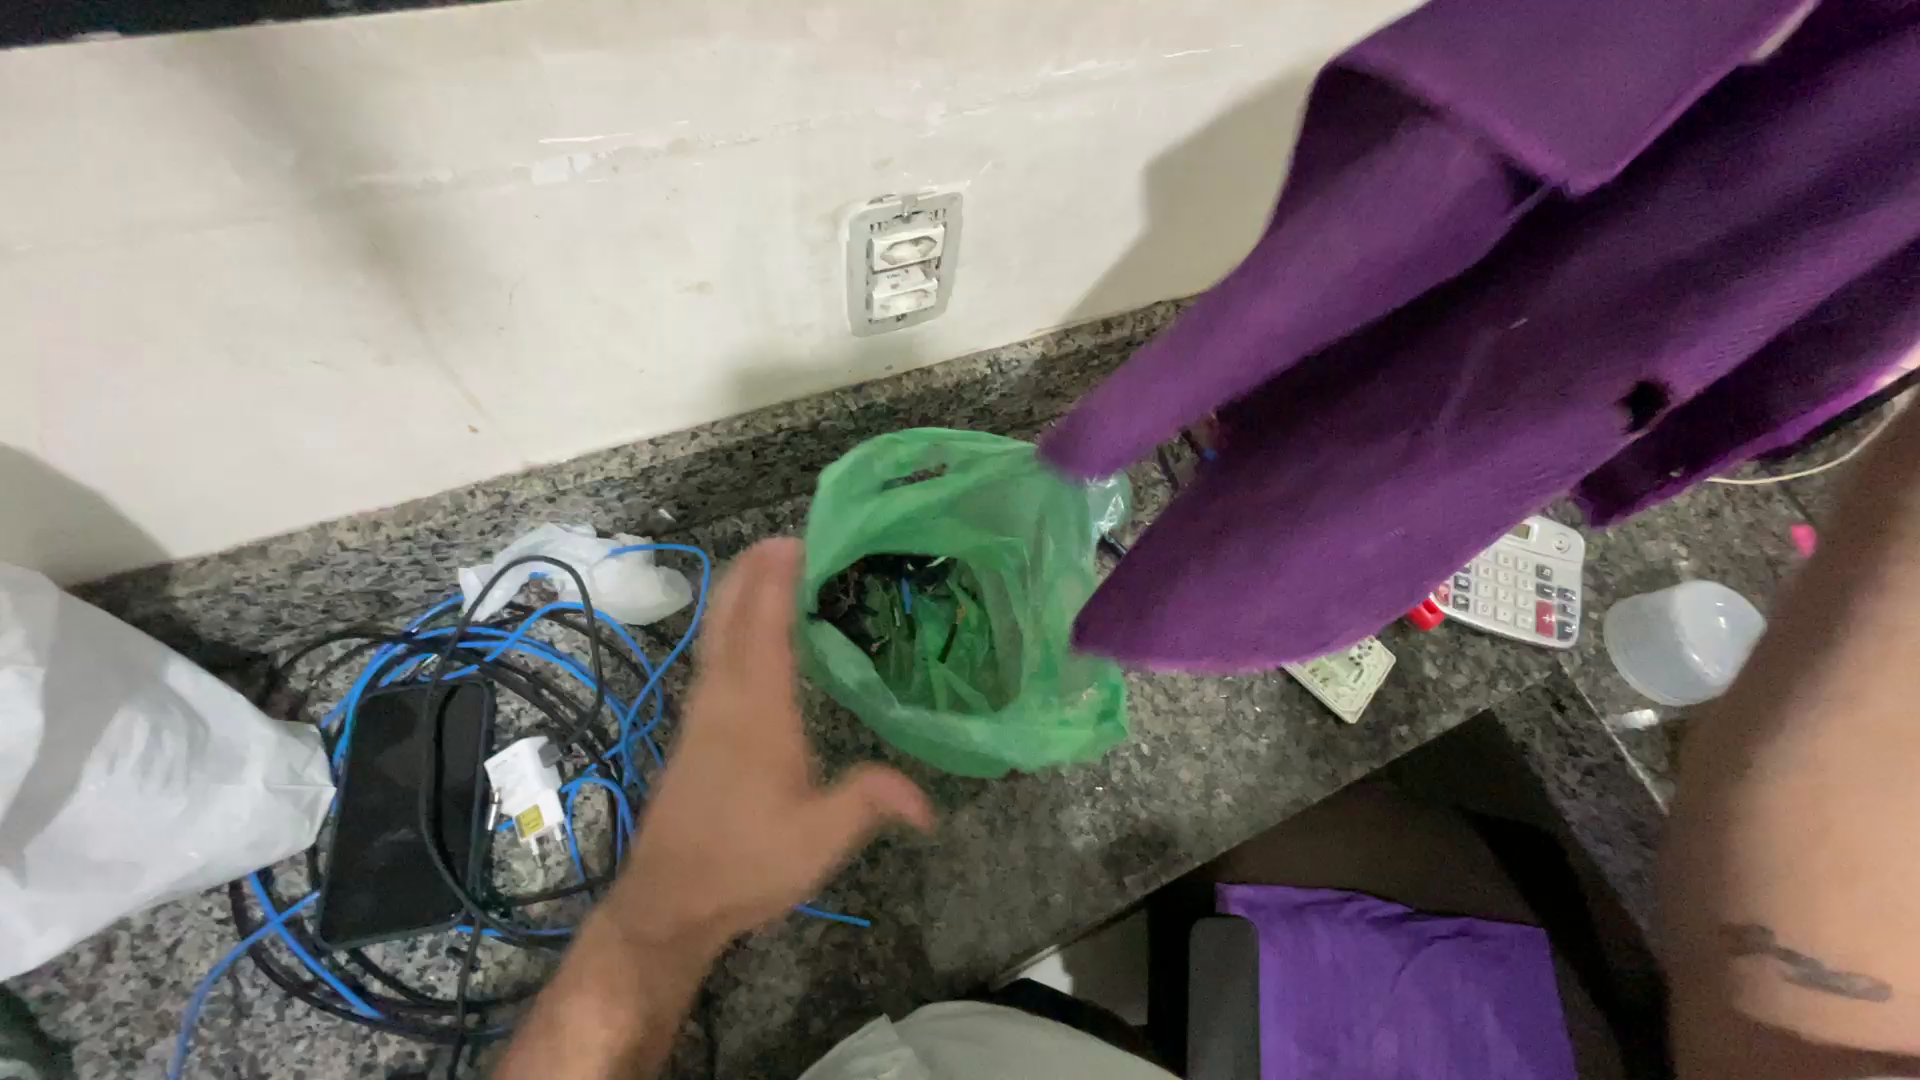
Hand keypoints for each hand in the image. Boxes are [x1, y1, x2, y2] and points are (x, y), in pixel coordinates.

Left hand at [603, 537, 933, 956]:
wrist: (668, 901)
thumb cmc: (745, 863)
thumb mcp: (820, 838)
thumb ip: (871, 802)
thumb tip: (929, 804)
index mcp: (758, 710)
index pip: (766, 625)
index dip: (779, 578)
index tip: (798, 539)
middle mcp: (724, 697)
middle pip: (730, 614)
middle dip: (752, 569)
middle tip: (786, 538)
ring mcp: (702, 711)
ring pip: (715, 632)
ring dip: (738, 592)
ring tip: (770, 568)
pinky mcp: (694, 728)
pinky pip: (712, 654)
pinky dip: (731, 623)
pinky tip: (749, 633)